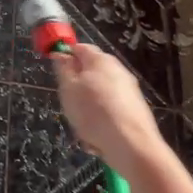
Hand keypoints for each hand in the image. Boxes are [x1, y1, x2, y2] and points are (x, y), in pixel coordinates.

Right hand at [53, 43, 166, 167]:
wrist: (131, 144)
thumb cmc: (93, 112)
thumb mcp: (68, 88)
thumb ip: (63, 68)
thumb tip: (61, 53)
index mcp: (100, 60)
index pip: (80, 47)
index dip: (66, 55)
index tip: (57, 70)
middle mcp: (118, 70)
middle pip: (91, 71)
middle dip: (78, 85)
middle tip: (68, 101)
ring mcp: (129, 90)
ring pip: (100, 93)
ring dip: (89, 106)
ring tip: (83, 125)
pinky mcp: (135, 110)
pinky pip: (111, 110)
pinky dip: (102, 119)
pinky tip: (97, 137)